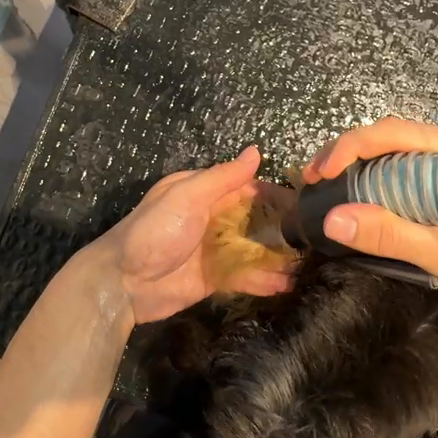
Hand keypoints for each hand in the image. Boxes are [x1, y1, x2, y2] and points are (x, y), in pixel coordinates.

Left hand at [84, 146, 293, 325]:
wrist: (122, 282)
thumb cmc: (153, 230)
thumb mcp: (187, 196)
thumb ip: (223, 178)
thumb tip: (256, 152)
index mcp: (204, 192)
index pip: (247, 188)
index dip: (274, 194)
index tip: (304, 202)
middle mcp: (212, 218)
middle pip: (255, 220)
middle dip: (282, 228)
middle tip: (315, 237)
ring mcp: (214, 250)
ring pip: (253, 249)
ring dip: (277, 256)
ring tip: (309, 264)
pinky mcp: (214, 278)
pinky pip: (244, 276)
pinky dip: (264, 279)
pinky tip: (287, 284)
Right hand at [306, 120, 437, 362]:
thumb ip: (392, 235)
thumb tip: (333, 219)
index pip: (393, 133)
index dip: (350, 147)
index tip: (319, 174)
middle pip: (389, 136)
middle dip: (346, 153)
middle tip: (313, 182)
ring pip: (394, 150)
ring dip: (357, 165)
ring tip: (329, 188)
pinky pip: (405, 167)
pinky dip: (375, 178)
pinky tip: (360, 197)